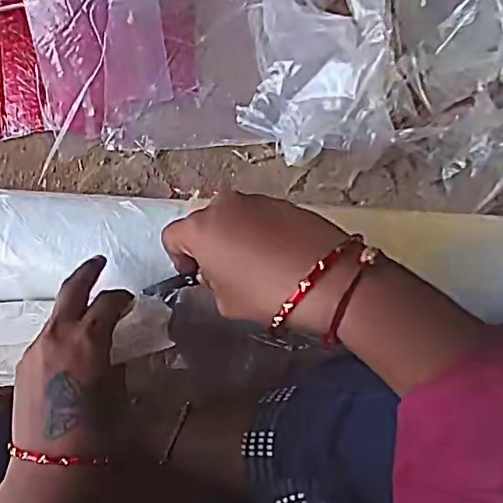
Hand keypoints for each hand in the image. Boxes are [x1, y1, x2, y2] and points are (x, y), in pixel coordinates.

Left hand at [11, 256, 134, 458]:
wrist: (52, 465)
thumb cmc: (95, 436)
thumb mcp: (118, 395)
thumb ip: (117, 364)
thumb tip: (117, 351)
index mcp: (87, 339)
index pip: (108, 302)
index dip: (122, 298)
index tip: (130, 301)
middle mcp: (56, 336)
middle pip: (72, 290)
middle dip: (88, 273)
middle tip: (99, 263)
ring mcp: (35, 349)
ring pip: (55, 316)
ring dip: (72, 308)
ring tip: (86, 311)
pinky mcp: (22, 366)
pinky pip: (44, 339)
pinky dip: (59, 333)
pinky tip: (68, 346)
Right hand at [161, 190, 356, 335]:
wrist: (330, 282)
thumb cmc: (268, 294)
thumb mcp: (225, 302)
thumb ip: (210, 282)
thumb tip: (216, 272)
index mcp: (201, 228)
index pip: (172, 237)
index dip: (179, 258)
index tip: (193, 274)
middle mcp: (225, 205)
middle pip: (203, 223)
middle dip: (208, 245)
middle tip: (222, 273)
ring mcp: (257, 201)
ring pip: (233, 218)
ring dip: (235, 237)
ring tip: (253, 267)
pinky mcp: (285, 203)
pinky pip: (260, 218)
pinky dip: (260, 234)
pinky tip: (274, 258)